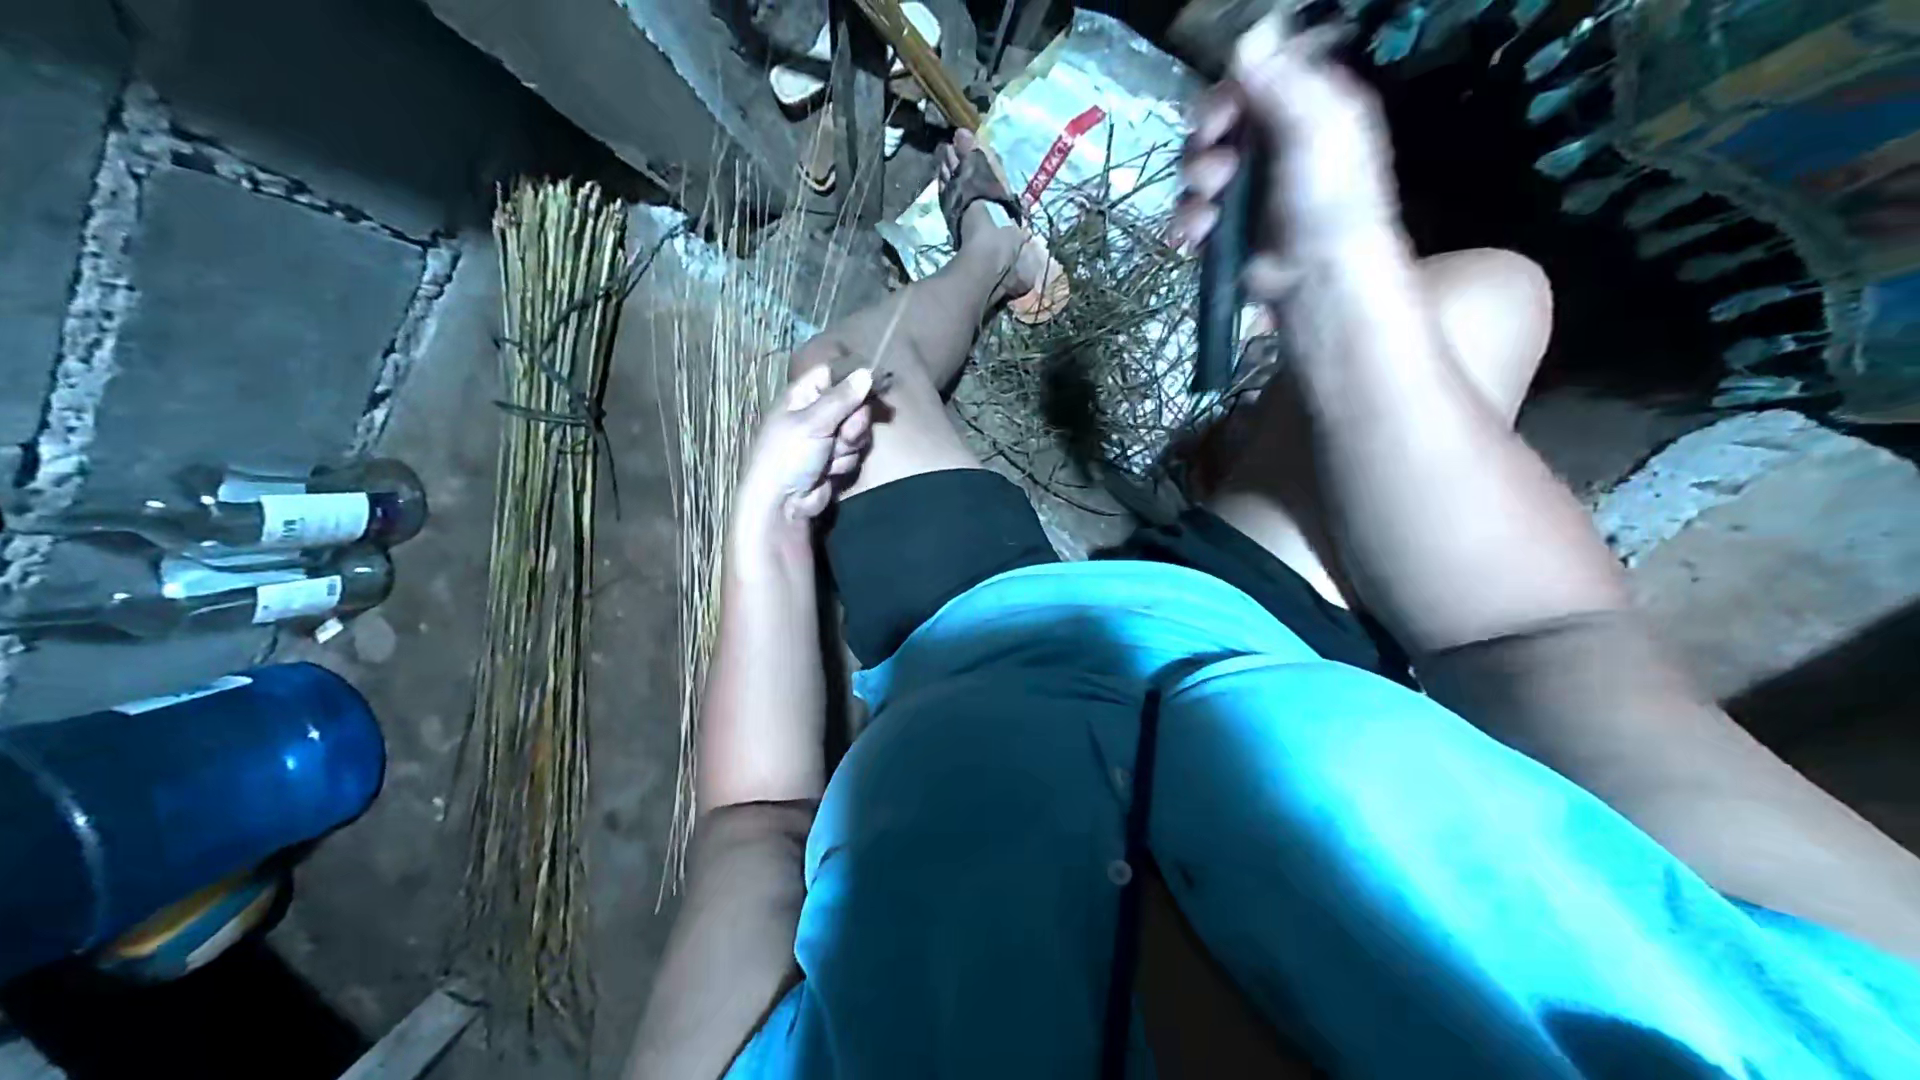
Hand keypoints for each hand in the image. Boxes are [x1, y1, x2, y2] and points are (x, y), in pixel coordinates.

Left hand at [732, 365, 875, 551]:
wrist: (783, 505)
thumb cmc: (788, 457)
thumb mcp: (812, 422)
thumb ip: (842, 398)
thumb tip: (867, 372)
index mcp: (802, 395)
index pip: (833, 373)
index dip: (854, 379)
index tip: (873, 384)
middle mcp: (816, 412)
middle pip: (853, 403)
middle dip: (855, 422)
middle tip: (845, 435)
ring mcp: (827, 437)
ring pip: (858, 430)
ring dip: (848, 446)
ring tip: (829, 459)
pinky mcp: (837, 459)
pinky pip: (855, 452)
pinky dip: (845, 463)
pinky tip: (829, 472)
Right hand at [1172, 15, 1403, 297]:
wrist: (1316, 278)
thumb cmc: (1328, 201)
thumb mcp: (1317, 129)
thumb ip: (1284, 81)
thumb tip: (1253, 31)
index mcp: (1301, 110)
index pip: (1248, 83)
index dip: (1226, 97)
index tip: (1219, 119)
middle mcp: (1269, 144)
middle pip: (1213, 125)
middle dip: (1203, 146)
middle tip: (1215, 172)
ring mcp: (1243, 188)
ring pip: (1195, 170)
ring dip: (1195, 188)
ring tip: (1209, 210)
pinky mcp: (1223, 227)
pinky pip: (1189, 211)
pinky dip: (1188, 222)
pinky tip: (1199, 234)